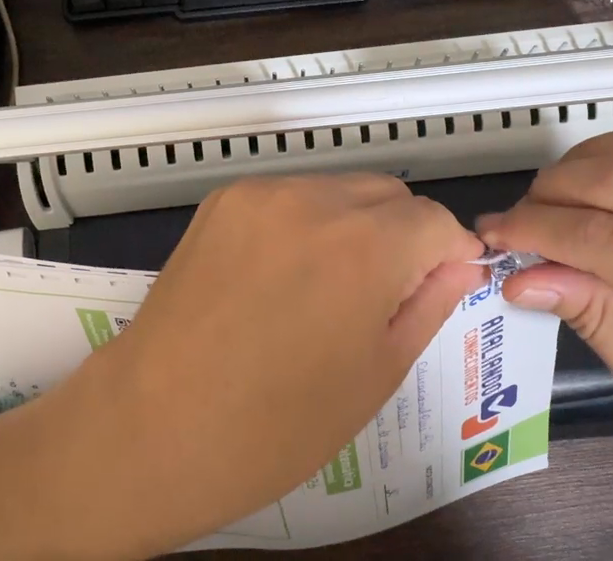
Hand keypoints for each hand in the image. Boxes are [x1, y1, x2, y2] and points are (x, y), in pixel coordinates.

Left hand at [0, 174, 483, 560]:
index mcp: (364, 247)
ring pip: (338, 189)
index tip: (439, 286)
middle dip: (403, 234)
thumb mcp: (375, 374)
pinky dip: (304, 224)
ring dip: (353, 224)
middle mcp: (313, 201)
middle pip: (388, 193)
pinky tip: (282, 278)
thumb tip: (457, 264)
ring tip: (327, 290)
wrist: (155, 423)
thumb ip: (427, 305)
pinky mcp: (221, 201)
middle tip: (384, 295)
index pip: (436, 220)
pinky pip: (288, 196)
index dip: (448, 254)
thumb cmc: (275, 424)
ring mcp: (260, 194)